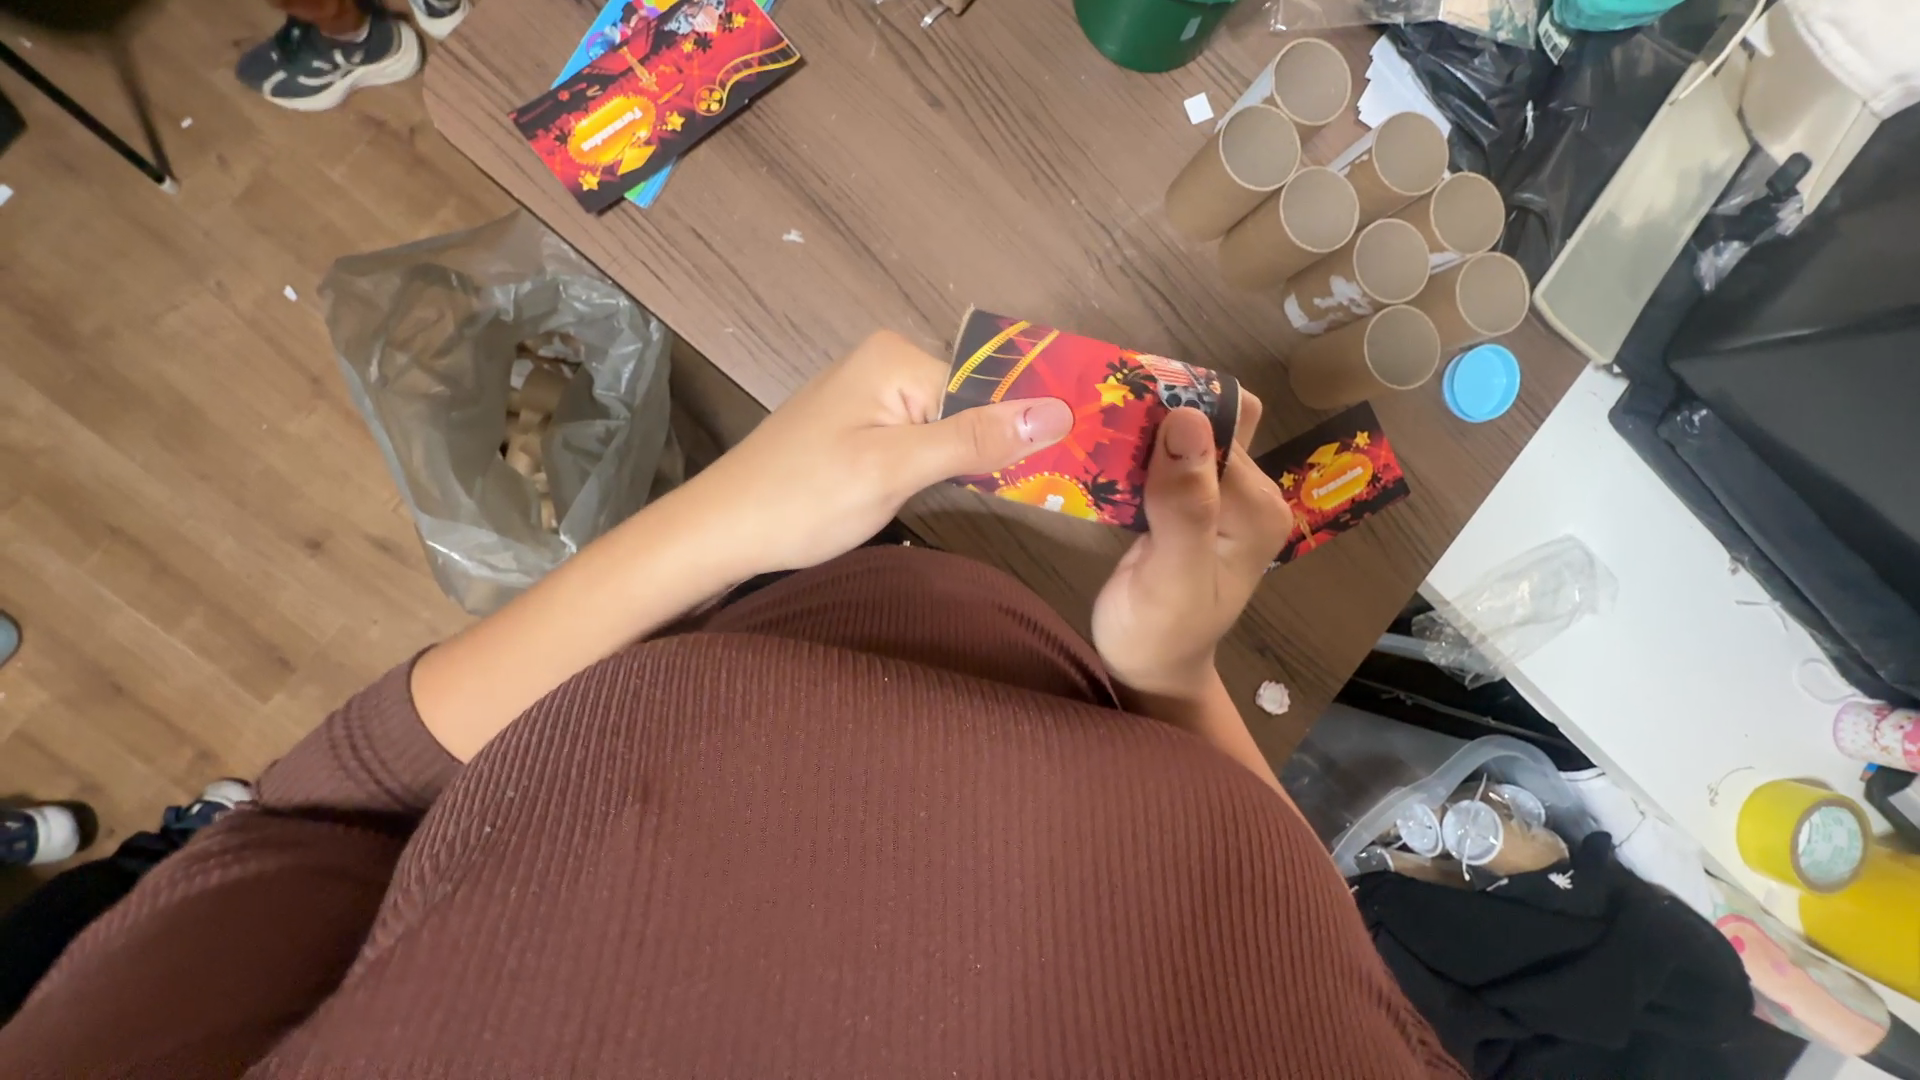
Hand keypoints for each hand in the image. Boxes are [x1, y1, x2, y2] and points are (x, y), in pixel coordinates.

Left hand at [674, 330, 1073, 578]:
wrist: (723, 530)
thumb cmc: (803, 498)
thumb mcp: (894, 469)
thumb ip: (974, 438)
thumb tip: (1060, 410)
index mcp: (897, 358)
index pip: (989, 388)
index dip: (1026, 429)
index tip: (1071, 471)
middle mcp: (888, 364)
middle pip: (973, 401)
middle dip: (1004, 444)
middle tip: (1053, 489)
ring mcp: (873, 396)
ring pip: (952, 424)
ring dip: (979, 458)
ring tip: (1023, 491)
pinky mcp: (864, 426)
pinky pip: (925, 438)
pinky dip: (949, 463)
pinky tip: (969, 487)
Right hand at [1091, 397, 1291, 704]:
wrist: (1148, 666)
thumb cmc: (1158, 632)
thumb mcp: (1172, 578)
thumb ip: (1185, 507)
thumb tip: (1188, 418)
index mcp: (1256, 506)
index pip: (1220, 429)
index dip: (1172, 412)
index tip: (1116, 406)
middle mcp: (1246, 492)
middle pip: (1207, 420)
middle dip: (1157, 409)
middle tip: (1100, 413)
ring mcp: (1217, 495)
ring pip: (1184, 430)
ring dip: (1142, 424)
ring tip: (1095, 426)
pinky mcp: (1187, 500)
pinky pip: (1165, 454)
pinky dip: (1136, 445)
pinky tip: (1103, 448)